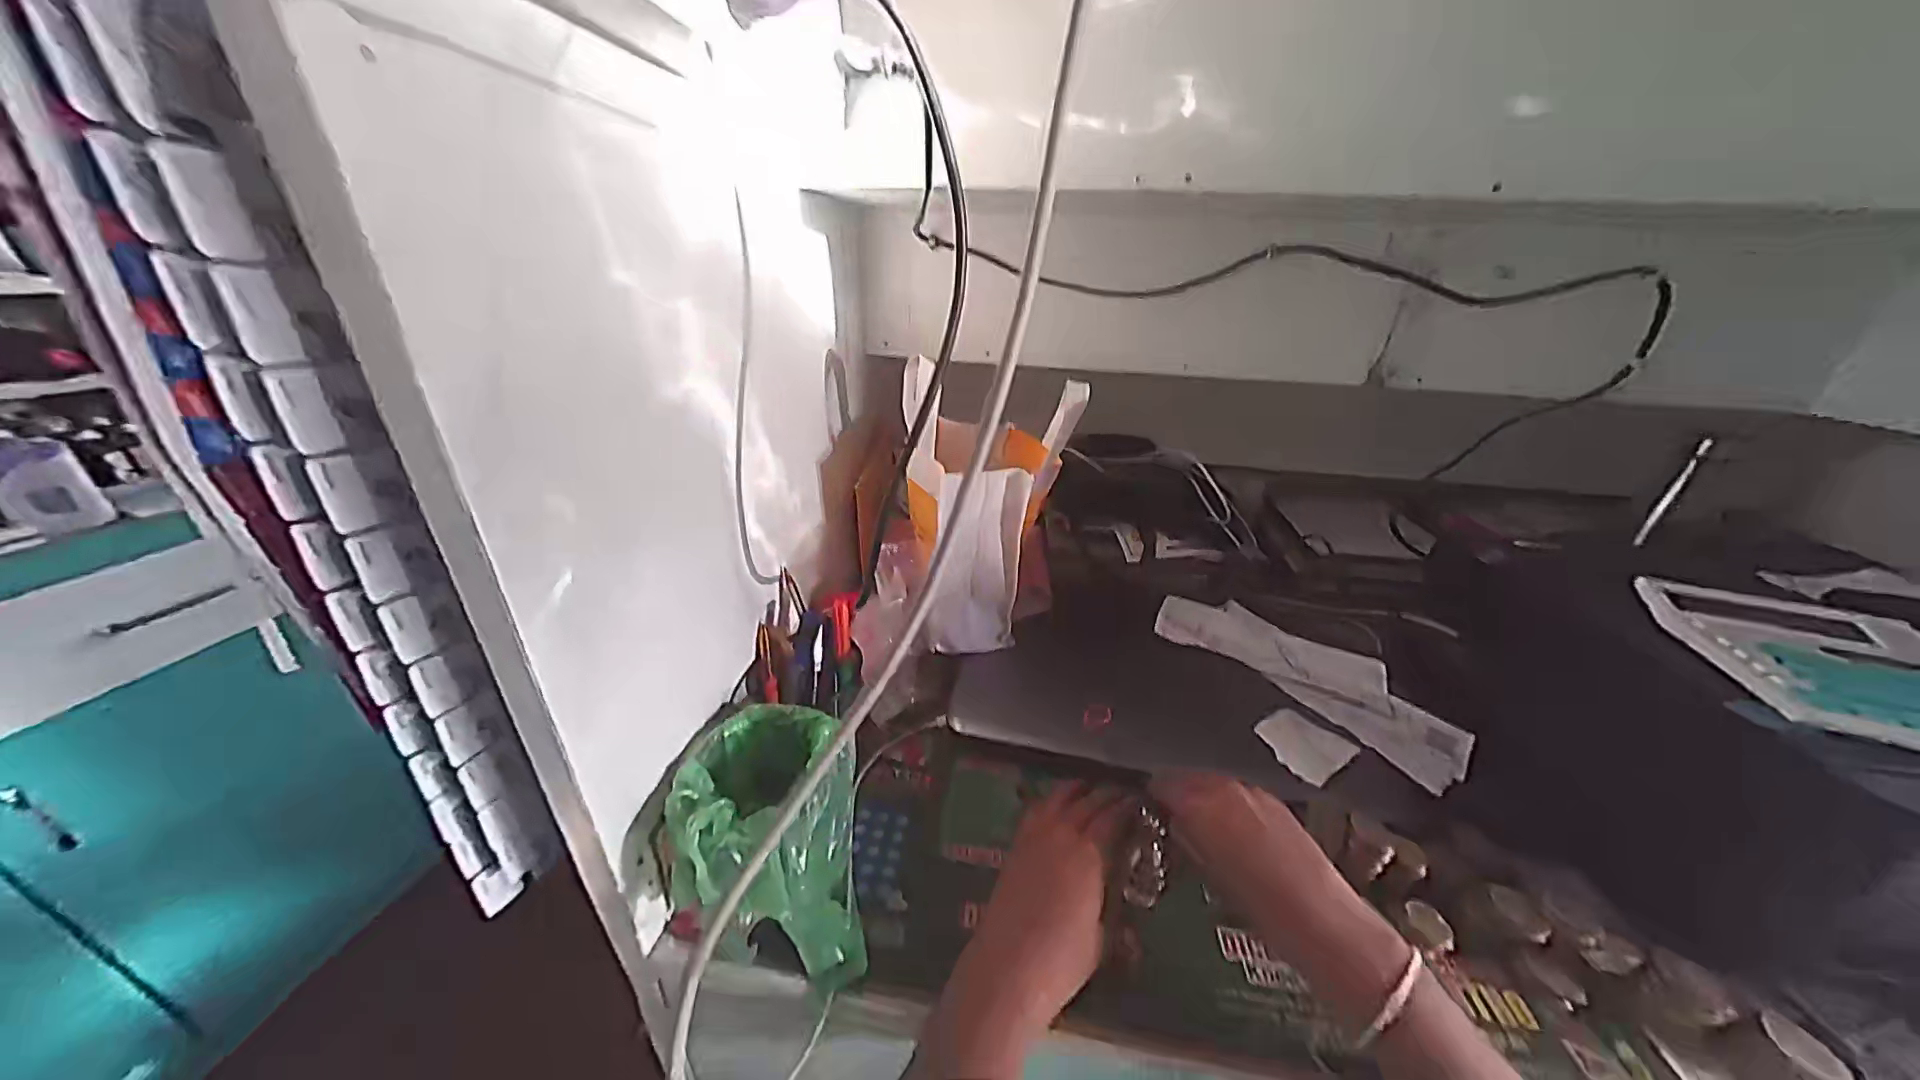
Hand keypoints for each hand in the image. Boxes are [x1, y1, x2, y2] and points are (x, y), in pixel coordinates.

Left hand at [969, 781, 1129, 1021]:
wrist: (1008, 967)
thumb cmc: (1062, 959)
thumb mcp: (1102, 937)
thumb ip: (1113, 910)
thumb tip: (1127, 905)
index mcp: (1089, 854)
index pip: (1112, 816)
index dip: (1127, 807)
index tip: (1140, 803)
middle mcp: (1061, 835)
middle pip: (1086, 801)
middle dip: (1106, 794)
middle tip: (1122, 795)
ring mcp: (1033, 837)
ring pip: (1056, 798)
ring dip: (1075, 790)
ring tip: (1089, 789)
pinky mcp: (1014, 847)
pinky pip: (1034, 811)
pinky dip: (1049, 802)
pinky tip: (1054, 808)